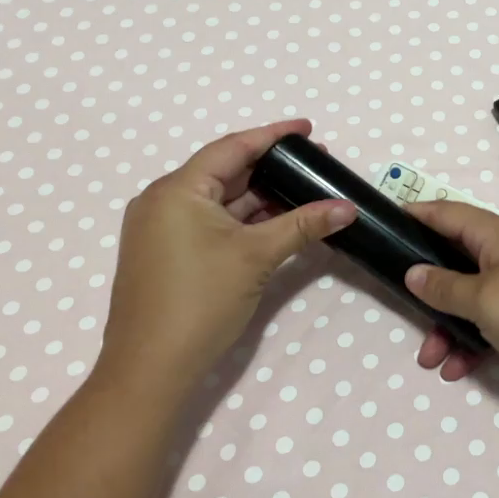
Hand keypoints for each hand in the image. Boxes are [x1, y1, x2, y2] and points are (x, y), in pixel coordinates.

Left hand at [99, 119, 355, 396]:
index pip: (232, 148)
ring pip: (219, 200)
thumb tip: (348, 207)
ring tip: (304, 191)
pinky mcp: (166, 254)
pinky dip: (243, 220)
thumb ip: (303, 225)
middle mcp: (162, 201)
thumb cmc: (201, 300)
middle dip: (270, 168)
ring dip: (260, 197)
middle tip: (314, 164)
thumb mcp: (257, 256)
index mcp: (177, 190)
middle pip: (224, 171)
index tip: (307, 129)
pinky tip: (276, 222)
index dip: (273, 136)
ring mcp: (161, 229)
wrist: (150, 368)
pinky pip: (210, 222)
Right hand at [403, 201, 498, 392]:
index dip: (418, 214)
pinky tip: (457, 367)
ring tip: (431, 357)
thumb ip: (443, 286)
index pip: (449, 213)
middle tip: (402, 305)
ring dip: (446, 325)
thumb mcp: (482, 301)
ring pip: (468, 295)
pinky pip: (487, 318)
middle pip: (454, 258)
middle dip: (428, 289)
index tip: (387, 219)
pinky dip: (470, 339)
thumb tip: (414, 273)